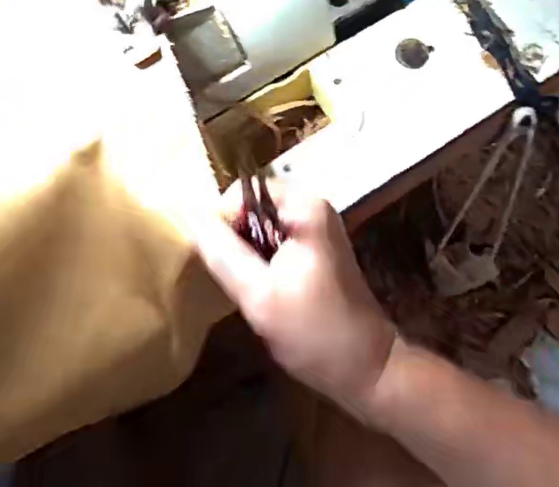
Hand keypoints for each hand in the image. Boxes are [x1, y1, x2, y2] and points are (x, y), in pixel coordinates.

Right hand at [192, 185, 397, 416]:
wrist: (366, 367)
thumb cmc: (313, 330)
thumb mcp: (259, 295)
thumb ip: (223, 254)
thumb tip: (192, 218)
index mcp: (305, 207)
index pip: (247, 191)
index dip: (225, 219)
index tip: (217, 259)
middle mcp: (314, 208)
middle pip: (256, 206)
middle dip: (236, 237)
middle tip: (232, 277)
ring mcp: (319, 228)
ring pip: (264, 227)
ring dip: (248, 252)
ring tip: (246, 287)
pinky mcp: (318, 249)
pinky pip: (278, 241)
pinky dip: (264, 260)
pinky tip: (263, 292)